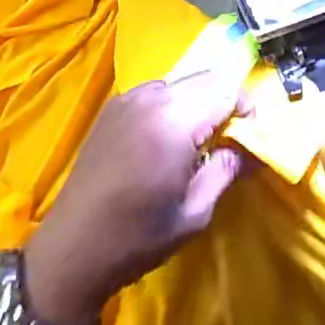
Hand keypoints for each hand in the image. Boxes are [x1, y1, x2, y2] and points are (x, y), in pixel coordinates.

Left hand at [23, 78, 247, 324]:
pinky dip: (172, 106)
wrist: (72, 245)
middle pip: (204, 78)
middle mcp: (150, 96)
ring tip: (195, 145)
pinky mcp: (112, 107)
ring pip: (180, 83)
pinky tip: (165, 142)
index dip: (246, 108)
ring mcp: (127, 97)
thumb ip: (227, 169)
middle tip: (228, 143)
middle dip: (223, 103)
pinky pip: (155, 92)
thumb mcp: (195, 211)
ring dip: (197, 103)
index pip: (226, 87)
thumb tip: (252, 149)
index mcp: (173, 119)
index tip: (249, 140)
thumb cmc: (137, 236)